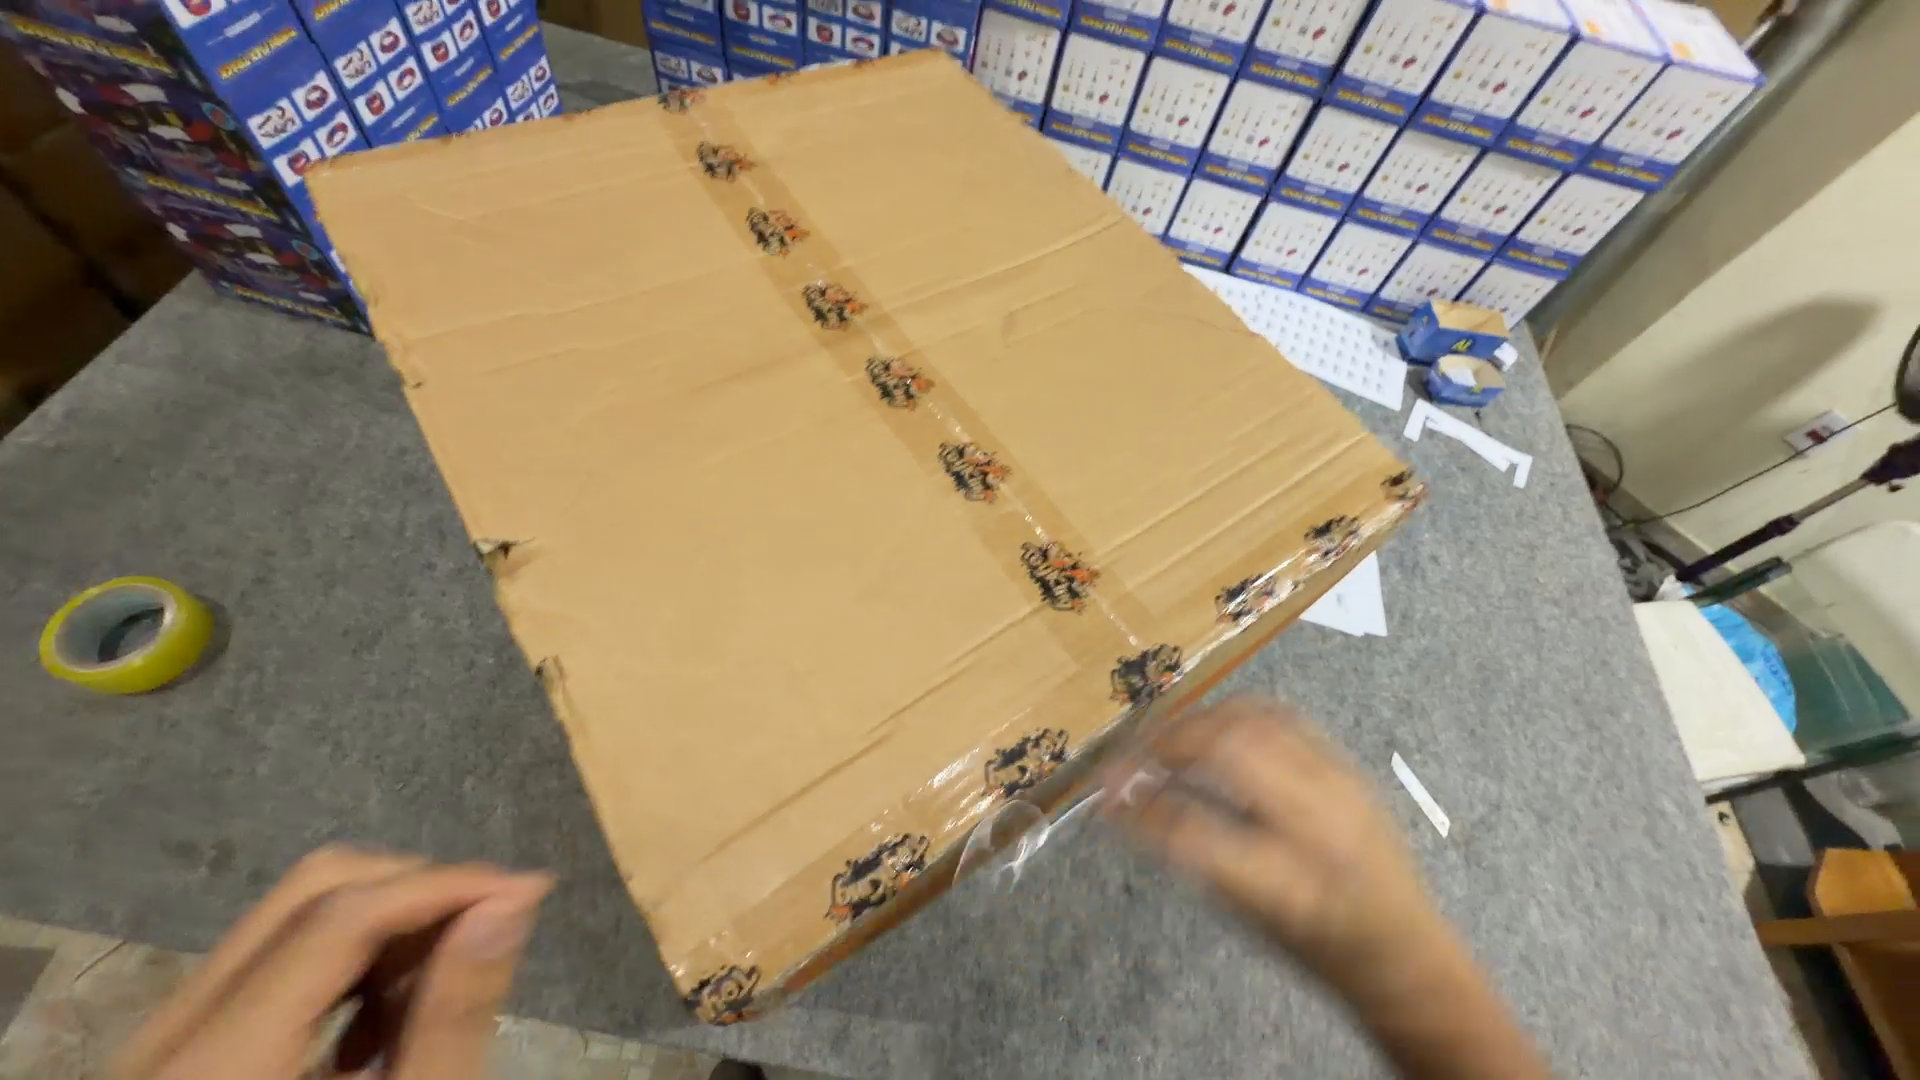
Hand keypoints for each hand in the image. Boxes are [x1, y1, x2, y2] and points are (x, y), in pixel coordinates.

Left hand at [114, 846, 551, 1079]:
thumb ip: (457, 1012)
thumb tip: (513, 898)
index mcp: (215, 1067)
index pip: (342, 915)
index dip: (445, 886)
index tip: (529, 890)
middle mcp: (164, 1039)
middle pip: (313, 891)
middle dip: (419, 890)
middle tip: (487, 929)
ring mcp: (161, 1043)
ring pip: (295, 913)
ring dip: (390, 924)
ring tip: (438, 990)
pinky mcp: (178, 1051)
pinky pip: (275, 955)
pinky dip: (352, 959)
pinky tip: (385, 1022)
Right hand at [1109, 700, 1549, 1079]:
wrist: (1408, 952)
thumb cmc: (1316, 948)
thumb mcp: (1248, 917)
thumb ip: (1189, 855)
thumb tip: (1126, 804)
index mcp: (1294, 886)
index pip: (1197, 831)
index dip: (1140, 808)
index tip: (1103, 798)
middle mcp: (1322, 825)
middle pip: (1230, 751)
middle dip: (1165, 743)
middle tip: (1127, 756)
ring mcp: (1341, 785)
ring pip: (1254, 720)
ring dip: (1195, 721)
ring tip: (1160, 737)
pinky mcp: (1347, 764)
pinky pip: (1281, 715)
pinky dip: (1232, 711)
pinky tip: (1207, 724)